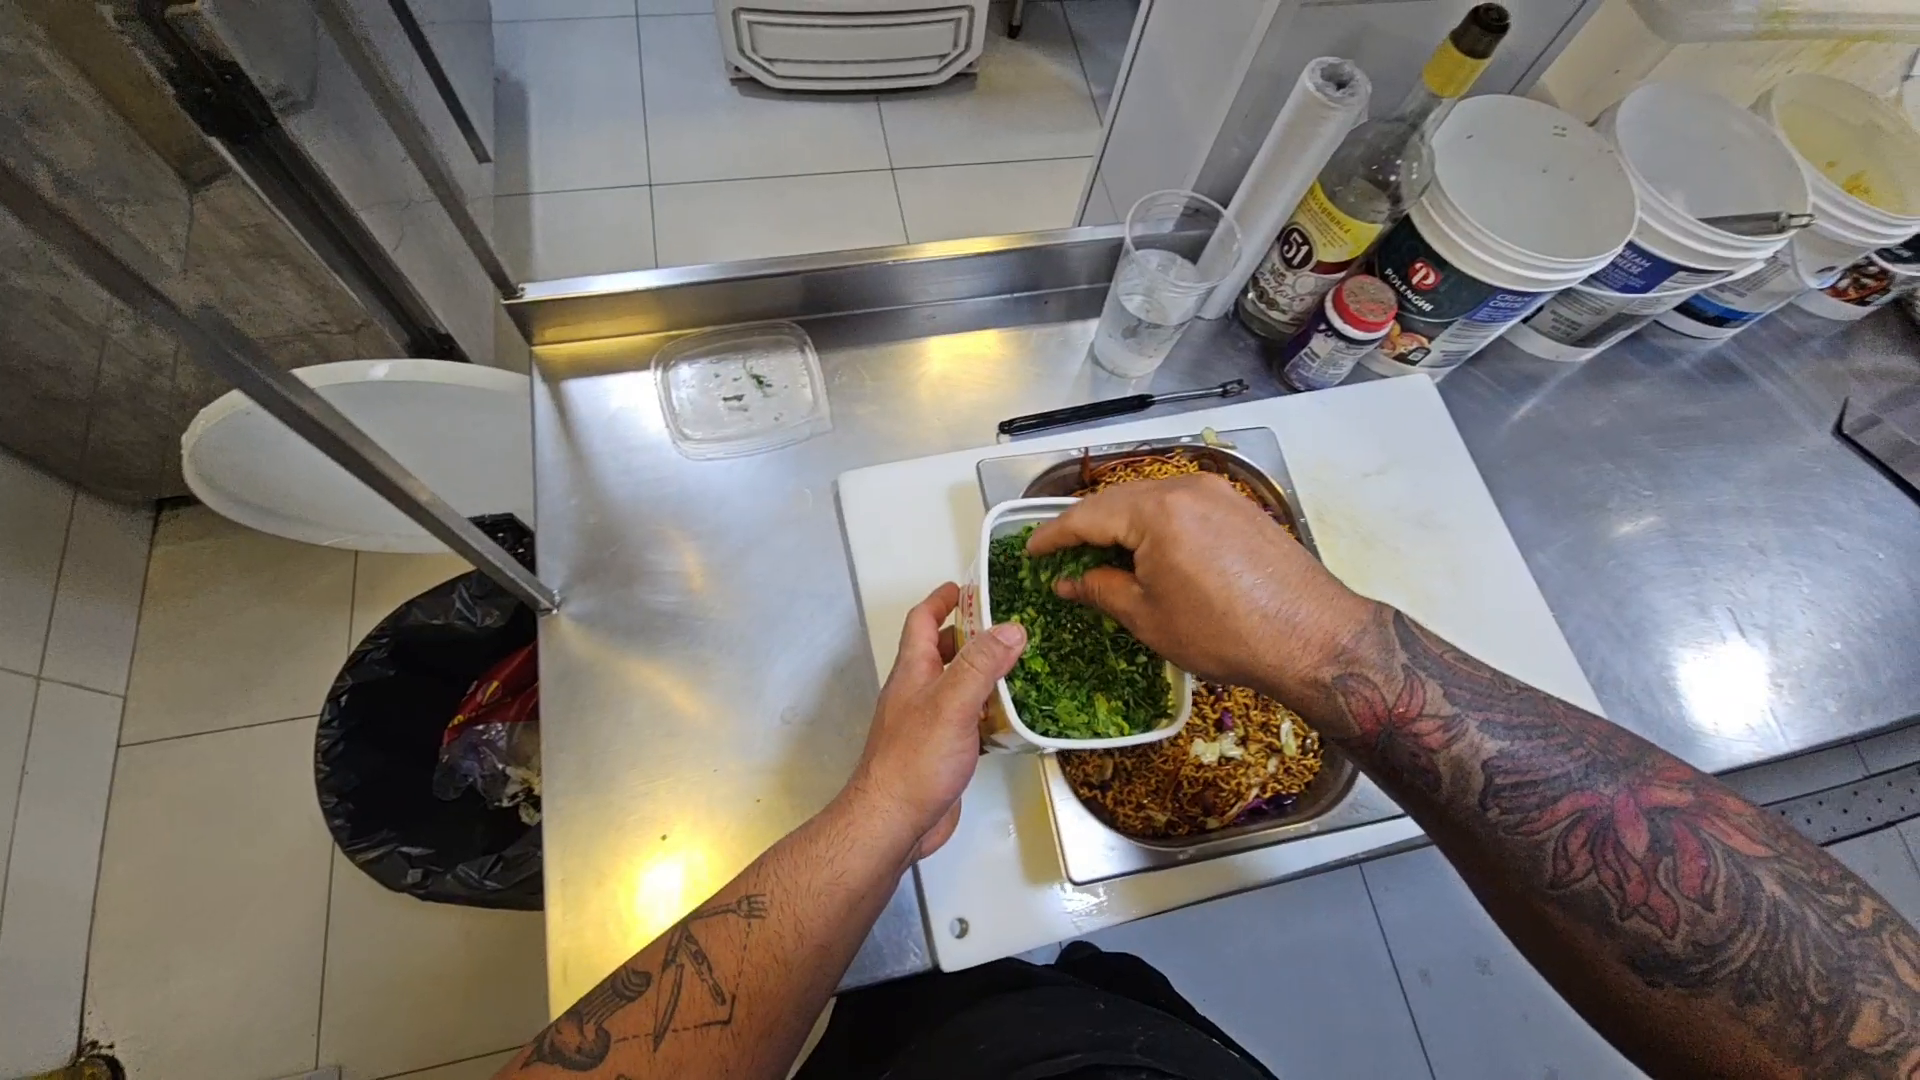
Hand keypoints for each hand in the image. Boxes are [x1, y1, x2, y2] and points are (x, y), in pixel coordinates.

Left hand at [844, 583, 1026, 859]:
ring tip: (1021, 666)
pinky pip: (967, 719)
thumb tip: (1013, 627)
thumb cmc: (915, 759)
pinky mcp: (942, 751)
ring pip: (957, 686)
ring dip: (983, 673)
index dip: (942, 599)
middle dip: (971, 634)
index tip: (966, 586)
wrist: (892, 823)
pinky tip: (1013, 717)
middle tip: (1009, 627)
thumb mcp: (951, 703)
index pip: (923, 621)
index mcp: (913, 670)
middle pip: (942, 651)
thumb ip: (981, 664)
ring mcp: (928, 722)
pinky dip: (988, 710)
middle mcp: (917, 691)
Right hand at [1024, 474, 1377, 718]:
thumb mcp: (1148, 617)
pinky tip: (1148, 550)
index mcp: (1155, 512)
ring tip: (1102, 555)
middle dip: (1084, 527)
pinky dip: (1153, 523)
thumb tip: (1068, 582)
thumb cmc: (1224, 634)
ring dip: (1120, 524)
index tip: (1030, 551)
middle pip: (1115, 500)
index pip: (1085, 516)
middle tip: (1061, 555)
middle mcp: (1184, 488)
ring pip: (1148, 499)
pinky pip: (1179, 505)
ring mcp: (1216, 492)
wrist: (1314, 638)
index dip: (1052, 535)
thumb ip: (1101, 589)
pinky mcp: (1237, 505)